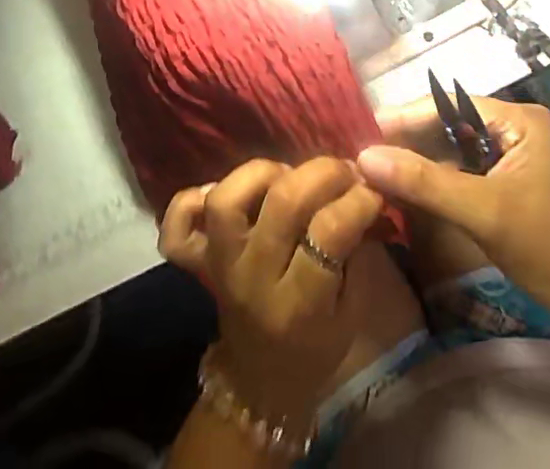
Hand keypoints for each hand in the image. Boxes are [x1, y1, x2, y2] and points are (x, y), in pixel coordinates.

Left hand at [159, 158, 384, 423]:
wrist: (259, 379)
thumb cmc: (316, 346)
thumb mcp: (353, 311)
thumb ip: (359, 252)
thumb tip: (365, 191)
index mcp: (299, 305)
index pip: (329, 231)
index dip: (358, 199)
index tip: (373, 190)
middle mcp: (252, 280)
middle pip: (282, 203)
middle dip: (323, 173)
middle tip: (344, 171)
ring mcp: (217, 267)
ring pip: (226, 201)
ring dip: (264, 174)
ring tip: (288, 176)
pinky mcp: (194, 261)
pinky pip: (176, 225)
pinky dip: (193, 200)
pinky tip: (232, 193)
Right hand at [360, 97, 549, 322]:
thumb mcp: (483, 212)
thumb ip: (424, 182)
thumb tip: (364, 156)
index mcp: (520, 121)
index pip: (451, 106)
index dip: (406, 117)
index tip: (363, 130)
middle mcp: (520, 129)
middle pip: (453, 125)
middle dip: (412, 140)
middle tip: (365, 154)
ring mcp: (520, 158)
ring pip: (460, 151)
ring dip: (424, 161)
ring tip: (379, 170)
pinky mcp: (518, 185)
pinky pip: (471, 173)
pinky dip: (442, 181)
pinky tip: (413, 191)